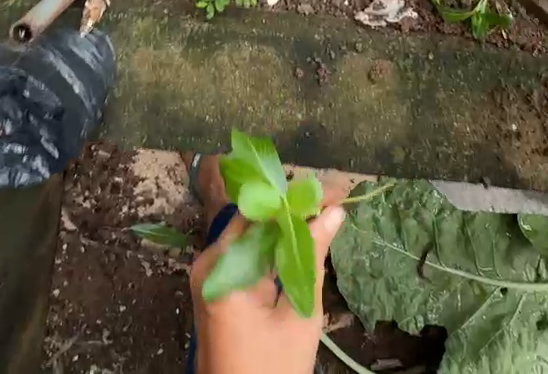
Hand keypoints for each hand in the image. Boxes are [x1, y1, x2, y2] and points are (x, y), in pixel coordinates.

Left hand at [189, 205, 346, 373]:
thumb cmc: (271, 371)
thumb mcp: (298, 314)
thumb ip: (313, 256)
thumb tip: (335, 212)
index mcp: (224, 267)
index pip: (267, 213)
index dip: (302, 198)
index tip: (337, 190)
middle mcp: (210, 262)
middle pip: (258, 219)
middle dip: (297, 207)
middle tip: (335, 199)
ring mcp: (211, 274)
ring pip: (255, 233)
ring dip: (288, 224)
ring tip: (326, 212)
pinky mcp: (218, 286)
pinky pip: (249, 253)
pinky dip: (275, 245)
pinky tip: (304, 237)